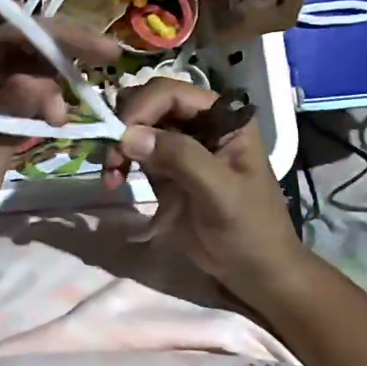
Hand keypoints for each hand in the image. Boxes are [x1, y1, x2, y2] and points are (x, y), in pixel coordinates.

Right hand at [102, 79, 304, 286]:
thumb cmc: (250, 228)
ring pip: (137, 127)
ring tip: (111, 175)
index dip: (142, 107)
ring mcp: (182, 146)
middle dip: (125, 125)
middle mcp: (201, 124)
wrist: (255, 272)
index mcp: (224, 118)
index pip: (172, 93)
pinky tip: (113, 182)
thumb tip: (129, 134)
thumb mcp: (221, 192)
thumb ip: (181, 158)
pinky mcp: (166, 170)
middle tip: (112, 156)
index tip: (120, 136)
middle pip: (150, 104)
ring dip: (118, 145)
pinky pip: (135, 153)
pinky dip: (119, 162)